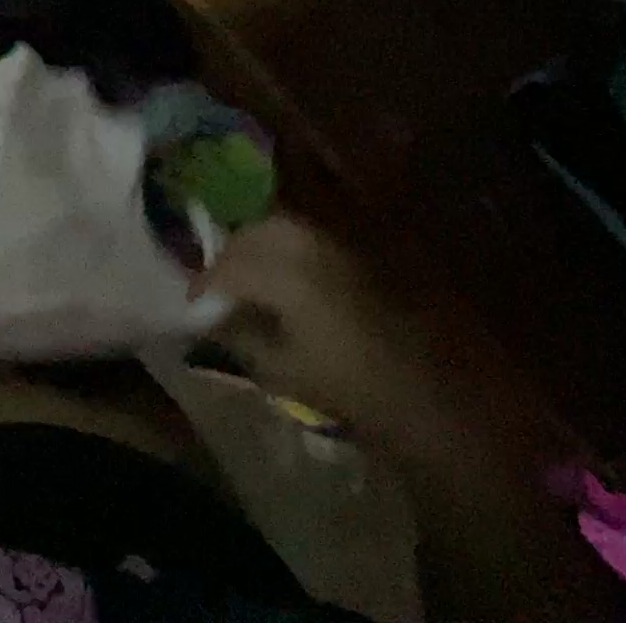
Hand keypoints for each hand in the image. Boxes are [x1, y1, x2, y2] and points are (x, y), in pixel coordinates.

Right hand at [198, 213, 439, 431]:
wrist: (432, 397)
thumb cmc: (350, 388)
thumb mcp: (281, 369)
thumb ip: (239, 335)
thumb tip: (211, 317)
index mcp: (287, 274)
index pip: (227, 266)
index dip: (204, 284)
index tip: (194, 304)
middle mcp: (312, 247)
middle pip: (254, 233)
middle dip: (229, 256)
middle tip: (218, 285)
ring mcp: (341, 246)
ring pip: (284, 228)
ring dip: (257, 246)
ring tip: (248, 277)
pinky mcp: (363, 254)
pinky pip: (311, 238)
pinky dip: (287, 249)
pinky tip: (284, 277)